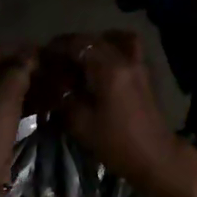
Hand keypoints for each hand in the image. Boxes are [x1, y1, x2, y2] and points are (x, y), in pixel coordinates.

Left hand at [0, 45, 37, 191]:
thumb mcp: (7, 92)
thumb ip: (21, 68)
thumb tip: (32, 56)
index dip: (19, 48)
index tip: (43, 49)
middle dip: (23, 67)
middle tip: (49, 66)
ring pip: (3, 88)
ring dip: (26, 84)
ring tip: (51, 81)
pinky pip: (5, 105)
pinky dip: (22, 100)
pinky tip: (43, 100)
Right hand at [50, 31, 196, 196]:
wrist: (155, 157)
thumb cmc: (116, 143)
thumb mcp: (81, 122)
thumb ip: (63, 95)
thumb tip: (49, 78)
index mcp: (109, 69)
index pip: (78, 44)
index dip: (57, 46)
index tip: (42, 55)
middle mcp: (125, 58)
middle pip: (94, 39)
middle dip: (71, 45)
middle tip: (54, 60)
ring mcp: (137, 63)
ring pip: (112, 39)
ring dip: (93, 44)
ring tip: (79, 59)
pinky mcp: (143, 73)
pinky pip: (127, 47)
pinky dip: (112, 47)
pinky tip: (100, 63)